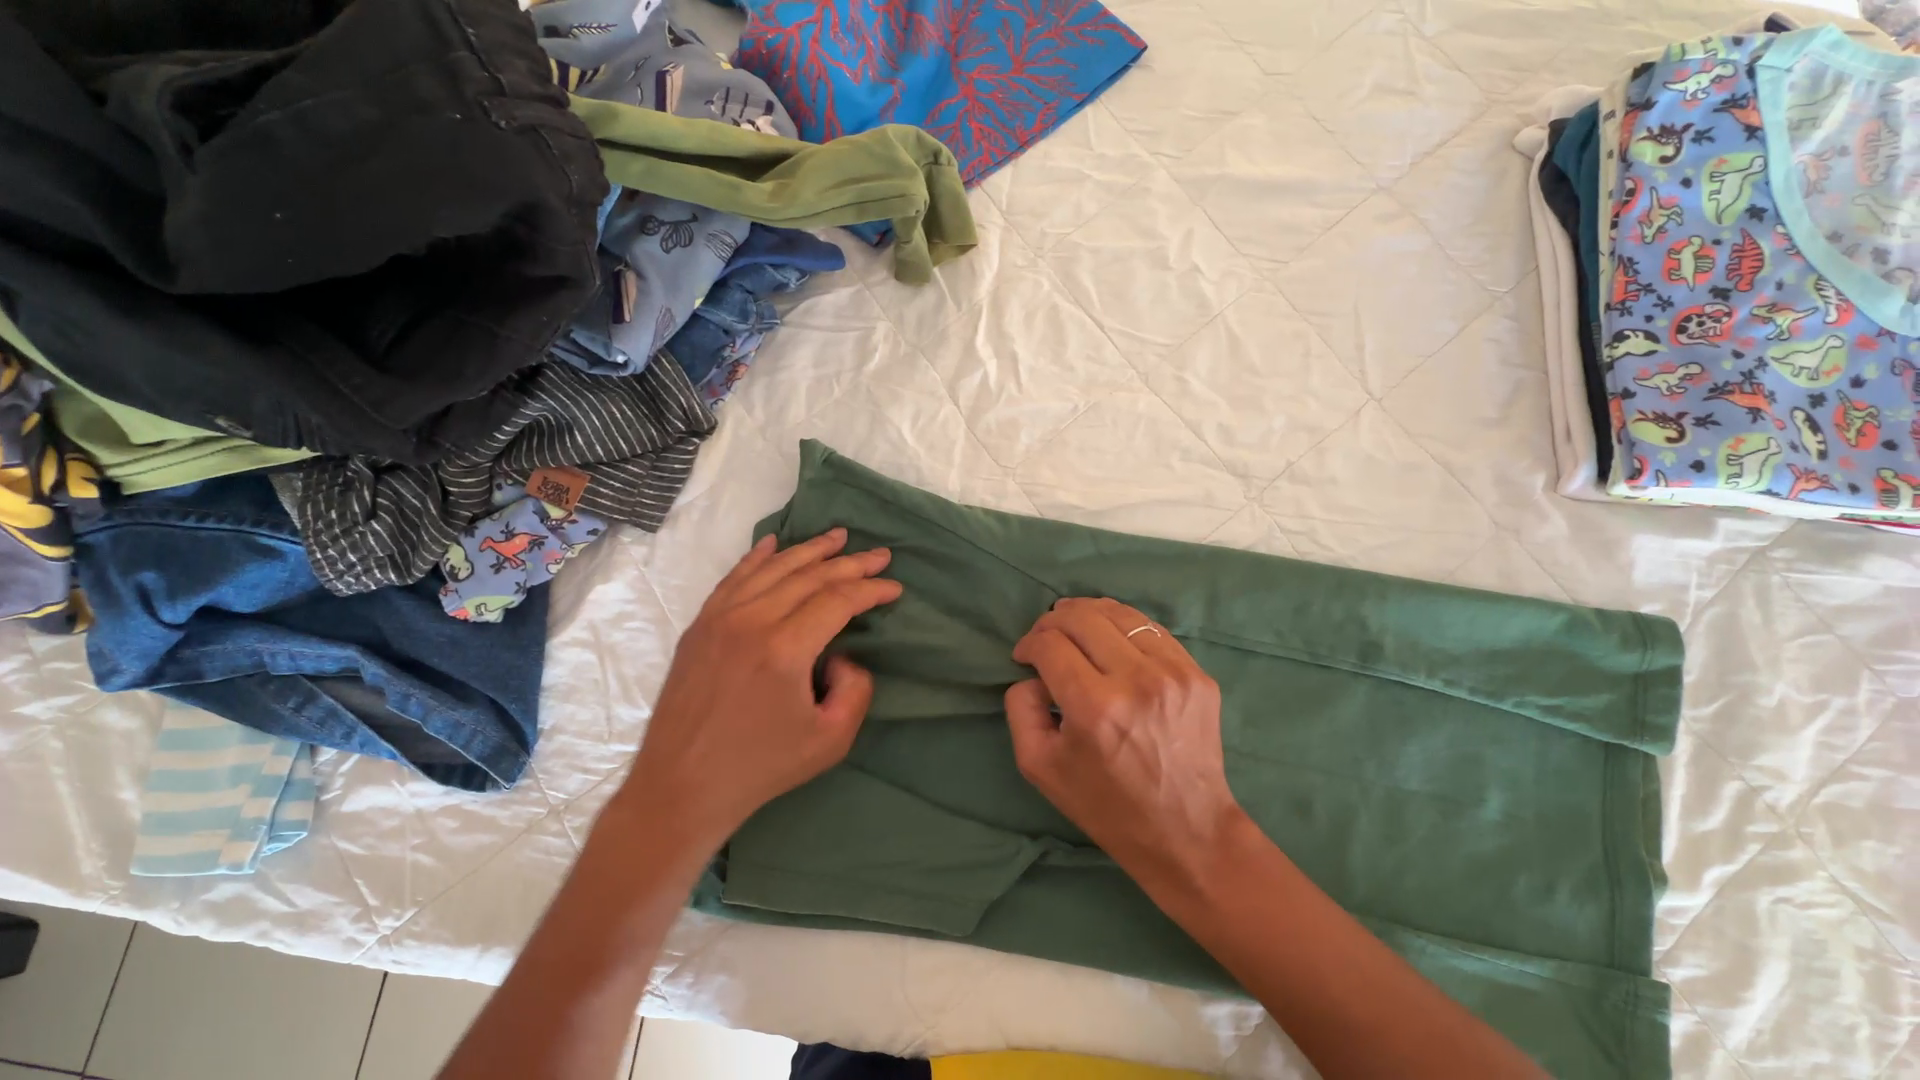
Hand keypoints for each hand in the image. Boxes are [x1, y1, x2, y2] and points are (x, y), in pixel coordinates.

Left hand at [610, 528, 901, 851]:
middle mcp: (750, 621)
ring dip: (809, 550)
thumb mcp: (830, 741)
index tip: (895, 587)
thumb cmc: (760, 768)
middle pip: (809, 576)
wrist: (682, 786)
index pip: (837, 600)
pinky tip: (774, 544)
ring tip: (839, 537)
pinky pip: (734, 578)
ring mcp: (719, 619)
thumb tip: (842, 655)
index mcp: (784, 649)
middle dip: (850, 563)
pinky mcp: (699, 626)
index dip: (871, 589)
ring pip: (772, 569)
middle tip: (881, 554)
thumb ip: (855, 690)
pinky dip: (758, 557)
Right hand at [1005, 597, 1245, 888]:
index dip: (1029, 644)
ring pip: (1120, 615)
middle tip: (1043, 637)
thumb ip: (1021, 710)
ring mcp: (1174, 674)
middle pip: (1083, 618)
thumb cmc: (1105, 805)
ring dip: (1088, 613)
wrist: (1185, 830)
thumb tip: (1032, 674)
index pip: (1051, 645)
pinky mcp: (1198, 675)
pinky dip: (1124, 628)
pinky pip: (1153, 631)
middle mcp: (1136, 681)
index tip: (1023, 656)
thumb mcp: (1040, 767)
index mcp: (1094, 708)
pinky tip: (1112, 640)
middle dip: (1053, 620)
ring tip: (1074, 624)